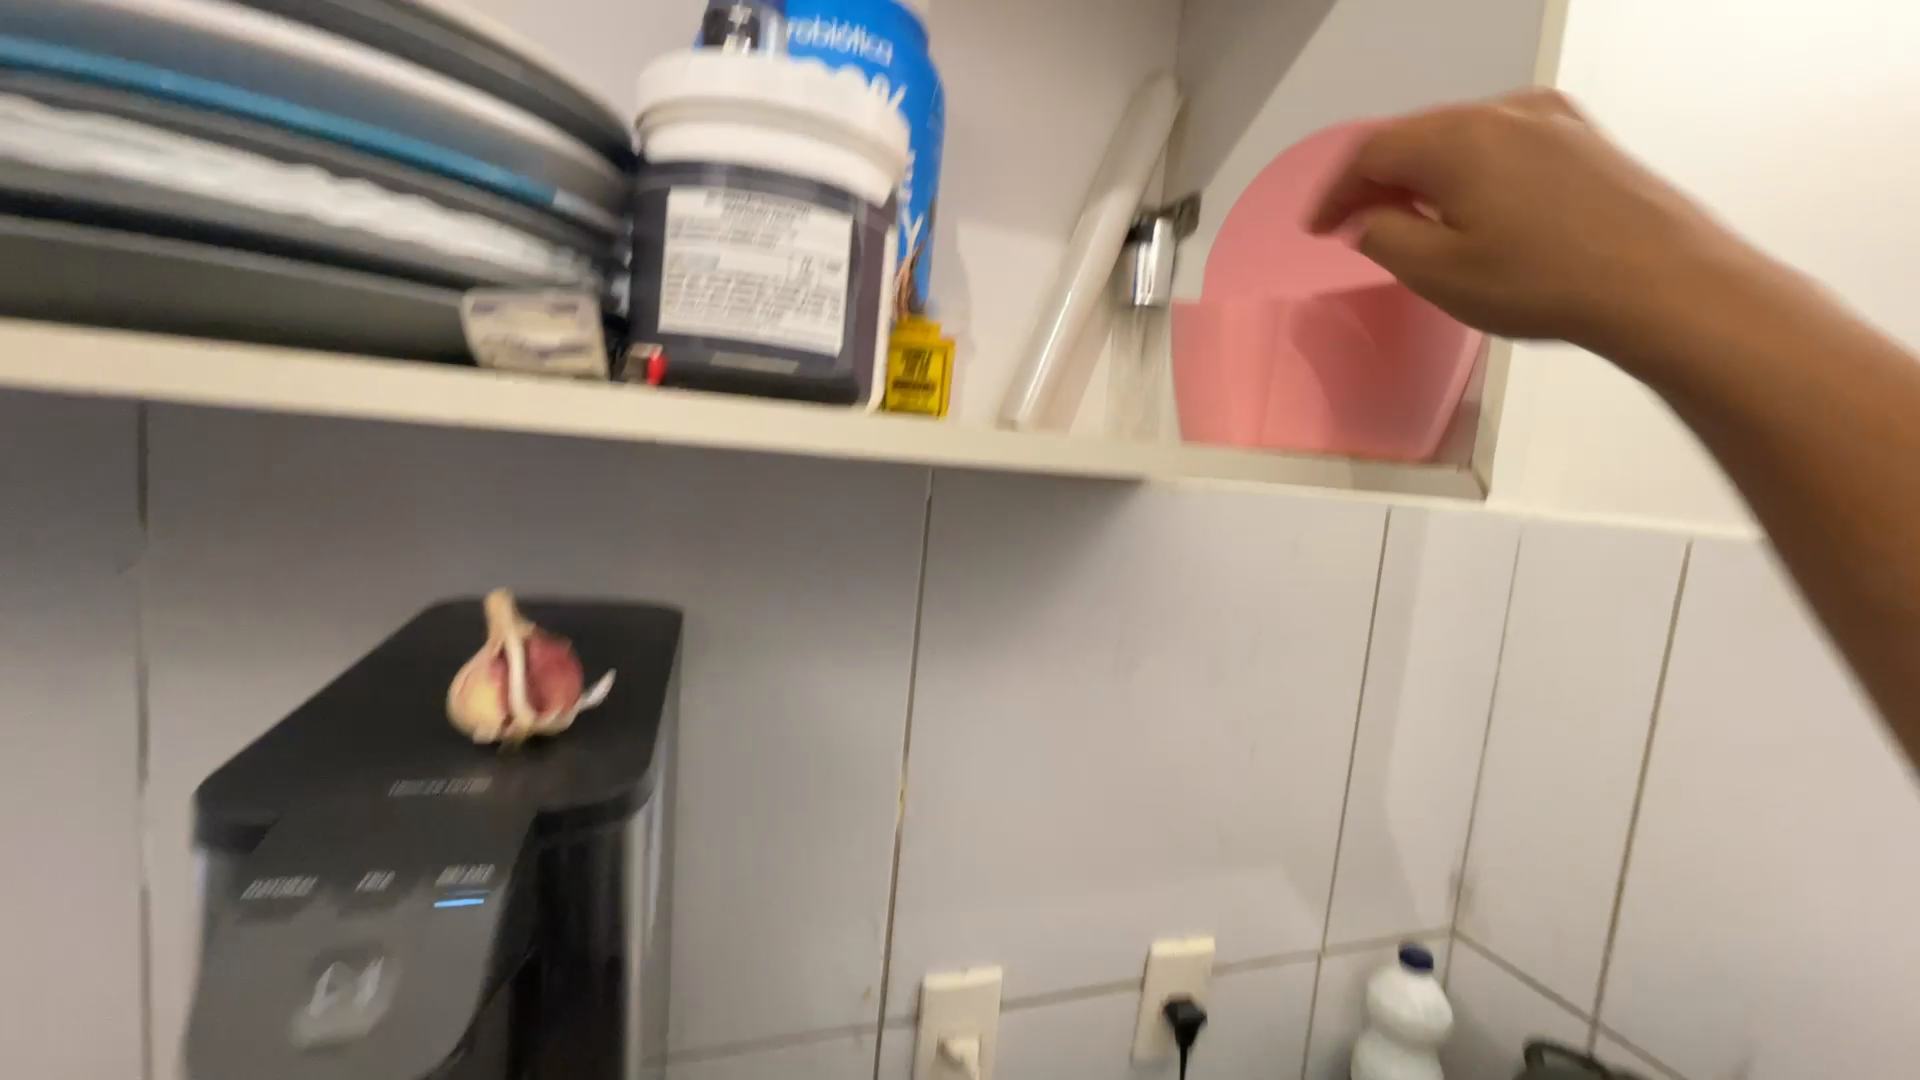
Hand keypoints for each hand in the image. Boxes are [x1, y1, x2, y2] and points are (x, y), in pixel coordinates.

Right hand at [1308, 91, 1746, 357]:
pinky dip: (1463, 169)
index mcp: (1457, 140)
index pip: (1371, 152)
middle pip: (1414, 135)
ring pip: (1458, 137)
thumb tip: (1365, 217)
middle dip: (1372, 179)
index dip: (1334, 191)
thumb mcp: (1434, 271)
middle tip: (1350, 224)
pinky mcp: (1583, 140)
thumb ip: (1381, 236)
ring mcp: (1551, 120)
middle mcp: (1502, 113)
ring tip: (1401, 217)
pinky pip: (1499, 142)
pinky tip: (1464, 204)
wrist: (1662, 283)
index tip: (1315, 230)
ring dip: (1417, 174)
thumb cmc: (1534, 282)